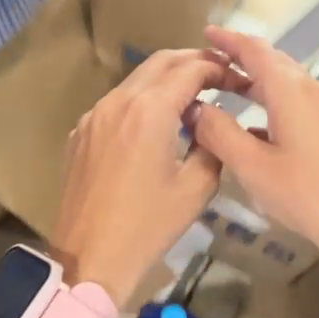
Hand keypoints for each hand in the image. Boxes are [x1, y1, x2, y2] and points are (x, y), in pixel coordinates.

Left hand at [56, 49, 245, 306]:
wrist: (90, 257)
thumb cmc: (149, 225)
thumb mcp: (197, 188)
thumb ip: (212, 144)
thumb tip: (210, 123)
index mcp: (150, 110)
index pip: (191, 68)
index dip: (219, 67)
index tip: (237, 79)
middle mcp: (119, 101)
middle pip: (161, 61)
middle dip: (193, 61)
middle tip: (219, 75)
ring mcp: (95, 115)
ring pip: (136, 79)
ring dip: (167, 79)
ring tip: (192, 99)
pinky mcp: (81, 132)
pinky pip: (117, 102)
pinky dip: (142, 99)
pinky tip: (156, 125)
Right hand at [190, 26, 318, 269]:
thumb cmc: (307, 194)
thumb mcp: (253, 166)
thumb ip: (219, 133)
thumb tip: (195, 107)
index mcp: (290, 90)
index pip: (256, 50)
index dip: (229, 39)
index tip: (206, 32)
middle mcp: (312, 90)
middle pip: (274, 62)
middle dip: (242, 57)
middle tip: (211, 60)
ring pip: (287, 82)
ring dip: (258, 80)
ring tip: (228, 87)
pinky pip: (298, 101)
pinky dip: (273, 101)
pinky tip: (257, 126)